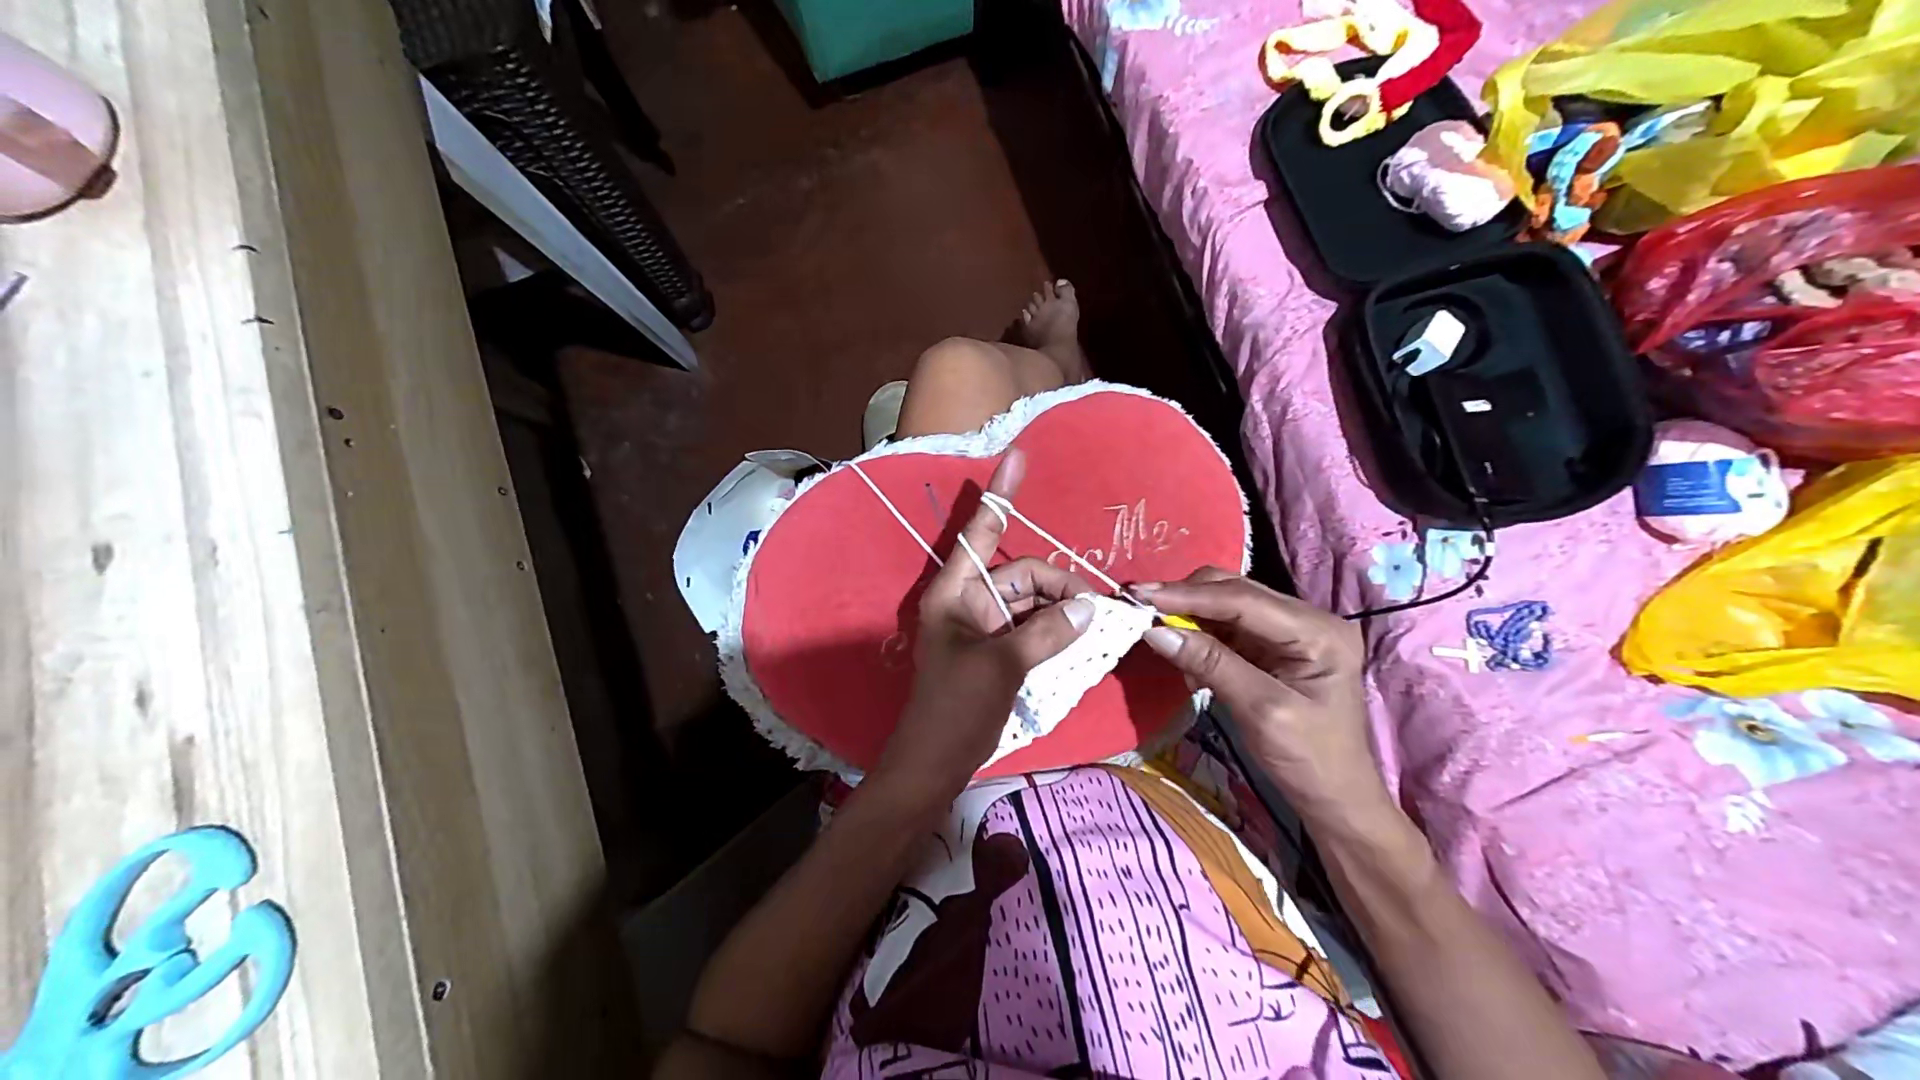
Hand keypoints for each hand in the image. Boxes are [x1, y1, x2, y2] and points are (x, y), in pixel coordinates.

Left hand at [869, 450, 1094, 802]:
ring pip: (1033, 602)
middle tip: (1097, 614)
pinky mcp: (997, 651)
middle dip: (1060, 586)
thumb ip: (1048, 632)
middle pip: (1023, 574)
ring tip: (1095, 630)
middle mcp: (969, 601)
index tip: (1018, 455)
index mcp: (956, 591)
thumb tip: (1087, 609)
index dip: (1001, 495)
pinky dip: (1056, 632)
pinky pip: (1033, 628)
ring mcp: (984, 627)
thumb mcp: (1003, 667)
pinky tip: (1081, 642)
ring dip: (1063, 612)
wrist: (934, 765)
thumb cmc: (955, 710)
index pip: (983, 533)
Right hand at [1135, 568, 1390, 829]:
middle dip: (1184, 598)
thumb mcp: (1260, 712)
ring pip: (1225, 603)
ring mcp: (1290, 630)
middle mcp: (1307, 619)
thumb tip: (1155, 631)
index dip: (1187, 595)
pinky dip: (1198, 634)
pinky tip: (1182, 653)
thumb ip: (1211, 664)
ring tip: (1154, 631)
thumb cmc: (1309, 760)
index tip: (1139, 595)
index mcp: (1318, 631)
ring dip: (1187, 615)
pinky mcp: (1272, 645)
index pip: (1242, 600)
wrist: (1335, 798)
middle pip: (1233, 590)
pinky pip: (1225, 626)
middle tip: (1137, 607)